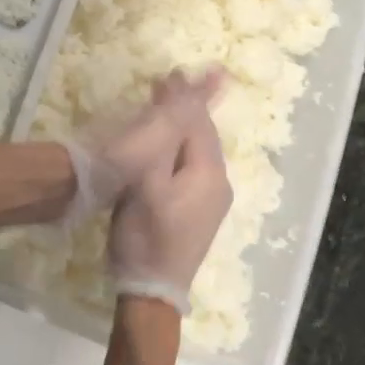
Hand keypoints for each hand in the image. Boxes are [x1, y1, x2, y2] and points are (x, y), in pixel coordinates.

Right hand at [105, 84, 232, 314]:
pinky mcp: (199, 210)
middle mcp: (219, 182)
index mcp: (209, 173)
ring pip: (197, 149)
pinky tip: (165, 141)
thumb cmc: (145, 236)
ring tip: (162, 102)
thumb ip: (162, 143)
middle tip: (165, 80)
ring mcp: (211, 199)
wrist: (152, 291)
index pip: (197, 123)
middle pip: (201, 134)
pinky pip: (192, 164)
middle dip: (185, 106)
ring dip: (181, 125)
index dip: (183, 96)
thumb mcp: (146, 184)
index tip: (168, 72)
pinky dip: (179, 145)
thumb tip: (175, 104)